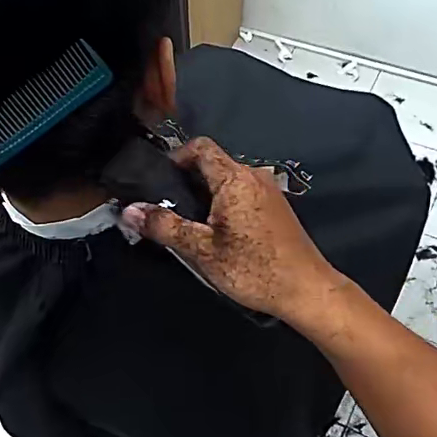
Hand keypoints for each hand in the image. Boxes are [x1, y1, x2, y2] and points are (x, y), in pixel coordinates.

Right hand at [120, 137, 348, 323]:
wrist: (306, 290)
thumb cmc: (254, 269)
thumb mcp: (202, 251)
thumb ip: (165, 227)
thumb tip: (130, 210)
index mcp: (235, 178)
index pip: (200, 147)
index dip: (175, 158)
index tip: (159, 182)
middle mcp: (254, 177)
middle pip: (213, 167)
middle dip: (187, 185)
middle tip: (168, 212)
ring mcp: (269, 193)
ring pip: (228, 185)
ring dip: (206, 200)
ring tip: (190, 229)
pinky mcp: (277, 210)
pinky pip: (243, 198)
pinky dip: (226, 209)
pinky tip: (219, 238)